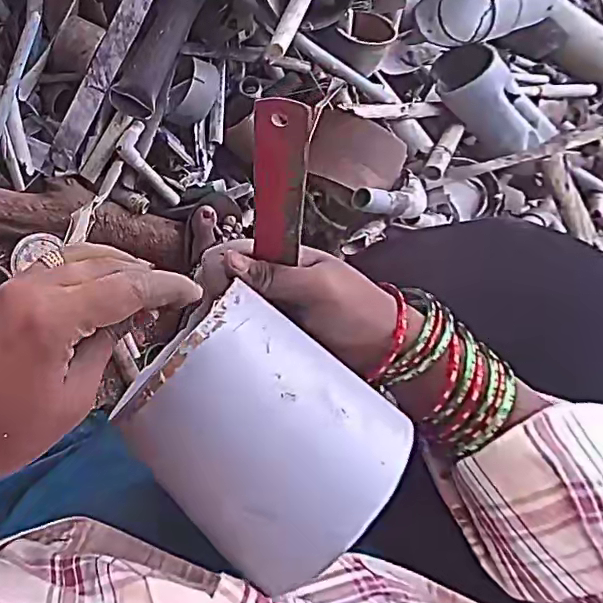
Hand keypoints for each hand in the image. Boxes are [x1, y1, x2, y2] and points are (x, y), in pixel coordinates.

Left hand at [0, 244, 201, 536]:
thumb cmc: (10, 433)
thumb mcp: (75, 397)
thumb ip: (106, 344)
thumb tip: (129, 315)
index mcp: (51, 317)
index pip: (124, 286)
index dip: (164, 286)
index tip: (190, 290)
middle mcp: (31, 288)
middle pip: (103, 263)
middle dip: (142, 273)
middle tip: (169, 293)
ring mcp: (15, 284)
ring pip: (79, 256)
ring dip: (115, 265)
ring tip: (144, 285)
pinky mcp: (7, 290)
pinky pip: (57, 264)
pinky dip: (86, 267)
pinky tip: (103, 283)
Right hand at [199, 239, 552, 432]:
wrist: (391, 351)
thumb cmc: (365, 310)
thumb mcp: (318, 285)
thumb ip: (275, 273)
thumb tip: (231, 259)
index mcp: (284, 255)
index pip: (235, 251)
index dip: (218, 267)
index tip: (213, 289)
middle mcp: (274, 280)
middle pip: (227, 281)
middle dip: (214, 296)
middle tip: (211, 316)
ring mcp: (275, 308)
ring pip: (233, 309)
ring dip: (222, 320)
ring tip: (218, 334)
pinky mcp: (277, 334)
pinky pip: (248, 334)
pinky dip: (236, 339)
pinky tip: (230, 347)